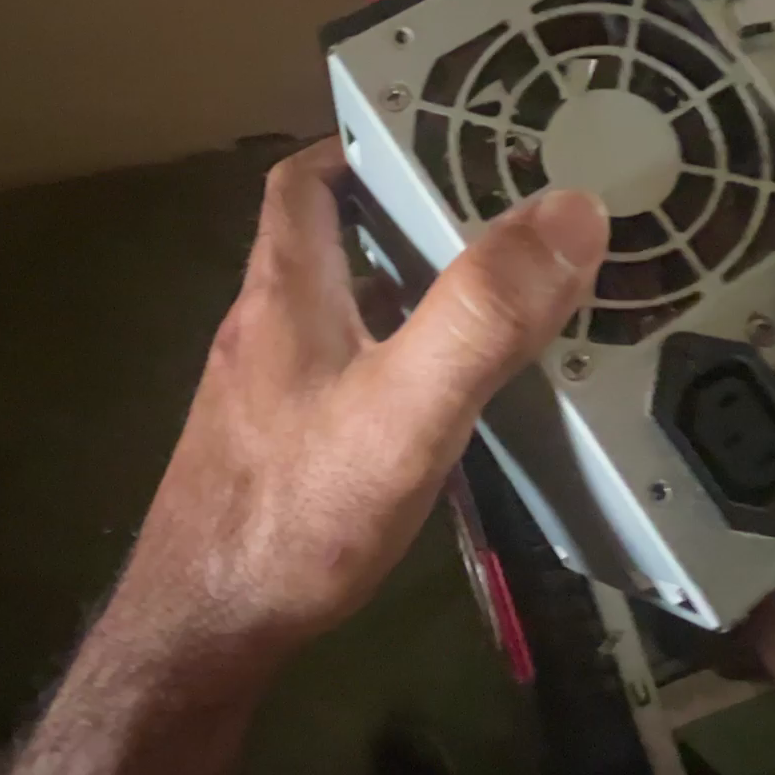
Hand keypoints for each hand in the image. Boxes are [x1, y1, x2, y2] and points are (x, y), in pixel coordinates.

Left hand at [109, 137, 607, 657]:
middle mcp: (268, 328)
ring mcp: (267, 390)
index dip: (356, 149)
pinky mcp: (277, 442)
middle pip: (325, 240)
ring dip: (396, 288)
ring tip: (479, 296)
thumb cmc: (300, 511)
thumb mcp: (405, 407)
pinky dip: (386, 353)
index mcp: (287, 292)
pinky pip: (339, 369)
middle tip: (483, 220)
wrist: (207, 631)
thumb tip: (567, 214)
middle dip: (397, 217)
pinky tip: (431, 391)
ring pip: (337, 309)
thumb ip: (481, 314)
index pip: (302, 183)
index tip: (425, 143)